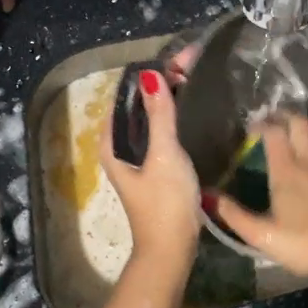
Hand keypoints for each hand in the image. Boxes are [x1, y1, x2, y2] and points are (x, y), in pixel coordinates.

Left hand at [101, 67, 200, 274]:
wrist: (172, 250)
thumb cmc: (164, 202)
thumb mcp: (163, 154)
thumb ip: (159, 115)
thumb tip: (151, 74)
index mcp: (113, 142)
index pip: (126, 94)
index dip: (149, 73)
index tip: (178, 57)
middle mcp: (120, 146)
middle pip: (139, 104)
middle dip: (162, 80)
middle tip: (193, 60)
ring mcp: (137, 157)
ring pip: (150, 116)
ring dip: (169, 96)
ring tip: (195, 75)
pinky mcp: (154, 166)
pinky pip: (160, 130)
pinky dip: (174, 114)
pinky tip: (191, 108)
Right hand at [212, 115, 307, 280]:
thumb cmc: (305, 243)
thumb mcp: (263, 236)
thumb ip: (235, 216)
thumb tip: (208, 198)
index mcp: (287, 171)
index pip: (275, 132)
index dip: (261, 124)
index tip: (249, 128)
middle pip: (300, 123)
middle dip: (284, 115)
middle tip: (269, 120)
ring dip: (298, 128)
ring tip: (284, 135)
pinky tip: (303, 162)